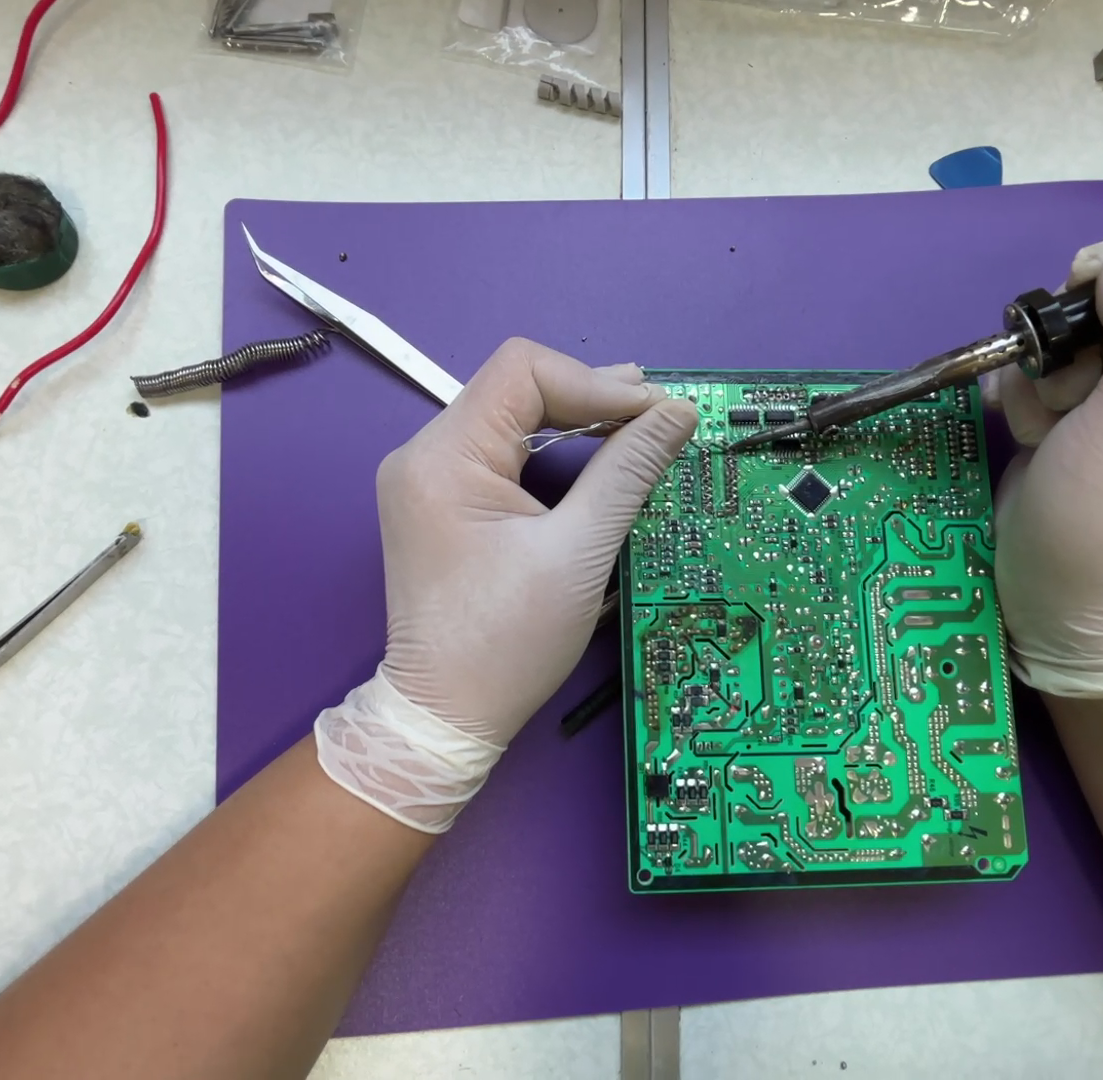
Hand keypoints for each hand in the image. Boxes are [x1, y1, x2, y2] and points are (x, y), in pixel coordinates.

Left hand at [314, 338, 697, 830]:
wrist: (445, 714)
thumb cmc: (509, 642)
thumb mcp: (579, 552)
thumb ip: (628, 470)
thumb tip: (678, 412)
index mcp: (445, 456)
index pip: (522, 371)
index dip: (595, 382)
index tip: (654, 413)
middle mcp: (424, 454)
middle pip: (514, 389)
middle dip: (589, 396)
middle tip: (657, 414)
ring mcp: (427, 478)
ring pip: (508, 418)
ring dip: (573, 419)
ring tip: (636, 424)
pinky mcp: (439, 503)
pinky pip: (499, 453)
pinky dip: (550, 450)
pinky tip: (593, 455)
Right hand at [985, 217, 1102, 697]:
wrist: (1067, 600)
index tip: (1093, 285)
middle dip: (1075, 324)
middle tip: (1071, 376)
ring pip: (1062, 337)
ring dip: (1039, 369)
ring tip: (1049, 424)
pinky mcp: (1058, 425)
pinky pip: (1029, 377)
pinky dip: (1018, 397)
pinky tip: (1026, 434)